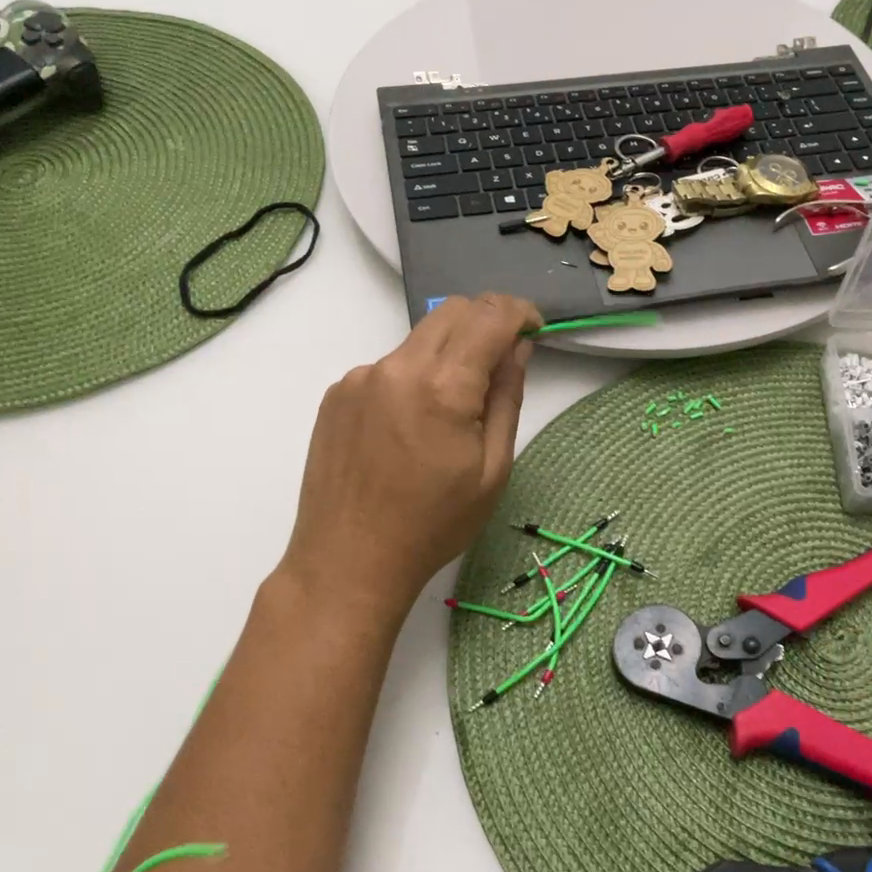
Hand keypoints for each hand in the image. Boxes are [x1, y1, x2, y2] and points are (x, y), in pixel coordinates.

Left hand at [278, 293, 540, 607]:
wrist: (350, 558)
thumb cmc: (433, 525)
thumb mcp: (492, 470)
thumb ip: (507, 399)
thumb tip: (518, 349)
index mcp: (443, 387)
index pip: (489, 316)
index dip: (520, 312)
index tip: (534, 328)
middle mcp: (397, 367)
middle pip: (452, 313)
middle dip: (486, 323)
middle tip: (503, 361)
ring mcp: (360, 378)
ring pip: (418, 340)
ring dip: (447, 354)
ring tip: (452, 412)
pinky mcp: (337, 394)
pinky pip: (387, 368)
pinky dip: (412, 379)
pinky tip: (411, 430)